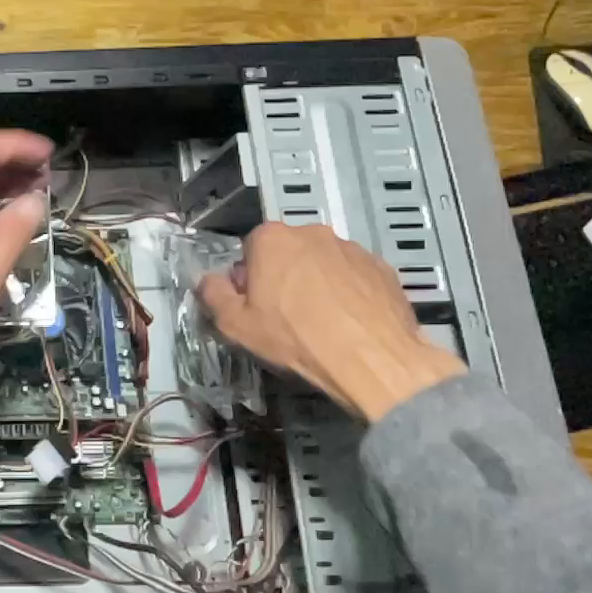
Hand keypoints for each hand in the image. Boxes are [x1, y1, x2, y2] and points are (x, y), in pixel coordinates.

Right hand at [199, 223, 461, 422]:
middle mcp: (311, 233)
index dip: (249, 279)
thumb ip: (212, 294)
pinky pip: (354, 276)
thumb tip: (209, 280)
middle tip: (286, 316)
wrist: (372, 359)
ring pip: (322, 263)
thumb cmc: (295, 338)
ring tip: (322, 322)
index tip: (255, 306)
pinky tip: (349, 323)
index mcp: (271, 239)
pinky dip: (348, 293)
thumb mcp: (235, 325)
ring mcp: (351, 248)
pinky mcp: (382, 268)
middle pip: (287, 253)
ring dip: (317, 284)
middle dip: (283, 277)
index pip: (249, 250)